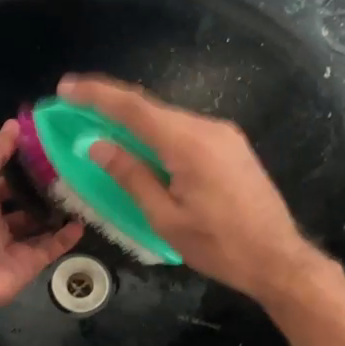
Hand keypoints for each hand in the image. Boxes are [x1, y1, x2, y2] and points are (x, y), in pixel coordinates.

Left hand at [0, 120, 82, 322]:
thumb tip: (15, 124)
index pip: (4, 175)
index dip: (24, 161)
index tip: (52, 144)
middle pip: (25, 199)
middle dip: (45, 185)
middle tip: (75, 166)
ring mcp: (13, 243)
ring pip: (41, 223)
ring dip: (59, 209)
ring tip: (85, 188)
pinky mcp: (30, 263)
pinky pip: (52, 246)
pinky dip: (68, 235)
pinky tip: (85, 219)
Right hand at [58, 74, 322, 302]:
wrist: (278, 258)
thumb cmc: (219, 246)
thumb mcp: (166, 218)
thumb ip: (131, 177)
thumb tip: (98, 146)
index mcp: (188, 144)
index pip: (133, 108)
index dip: (96, 94)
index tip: (66, 86)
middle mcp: (208, 128)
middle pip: (151, 108)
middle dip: (111, 103)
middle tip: (75, 104)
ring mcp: (224, 135)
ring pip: (168, 119)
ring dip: (134, 120)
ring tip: (101, 125)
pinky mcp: (232, 147)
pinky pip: (185, 130)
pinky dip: (157, 133)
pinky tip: (141, 145)